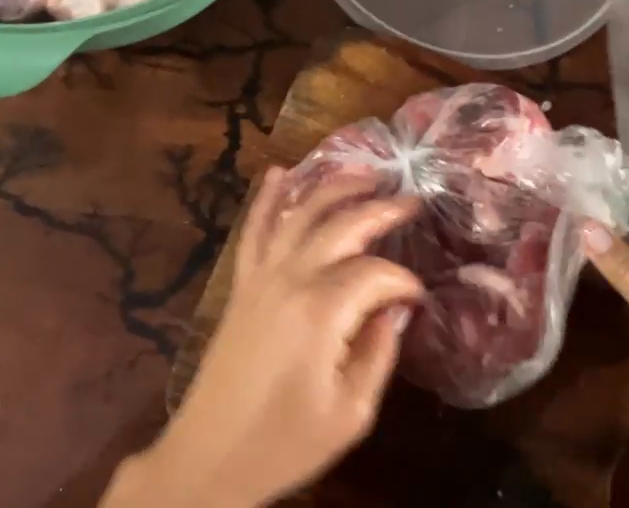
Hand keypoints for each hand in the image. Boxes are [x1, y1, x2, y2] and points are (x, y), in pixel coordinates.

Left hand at [105, 167, 424, 507]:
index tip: (419, 297)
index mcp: (321, 311)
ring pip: (300, 213)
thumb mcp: (350, 412)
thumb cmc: (286, 443)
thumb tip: (396, 307)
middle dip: (381, 209)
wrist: (210, 456)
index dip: (403, 280)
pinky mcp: (241, 283)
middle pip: (341, 225)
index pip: (375, 273)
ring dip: (333, 186)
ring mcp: (261, 276)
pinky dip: (267, 198)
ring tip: (366, 172)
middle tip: (412, 201)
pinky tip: (280, 172)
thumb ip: (378, 352)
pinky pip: (254, 229)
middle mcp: (290, 278)